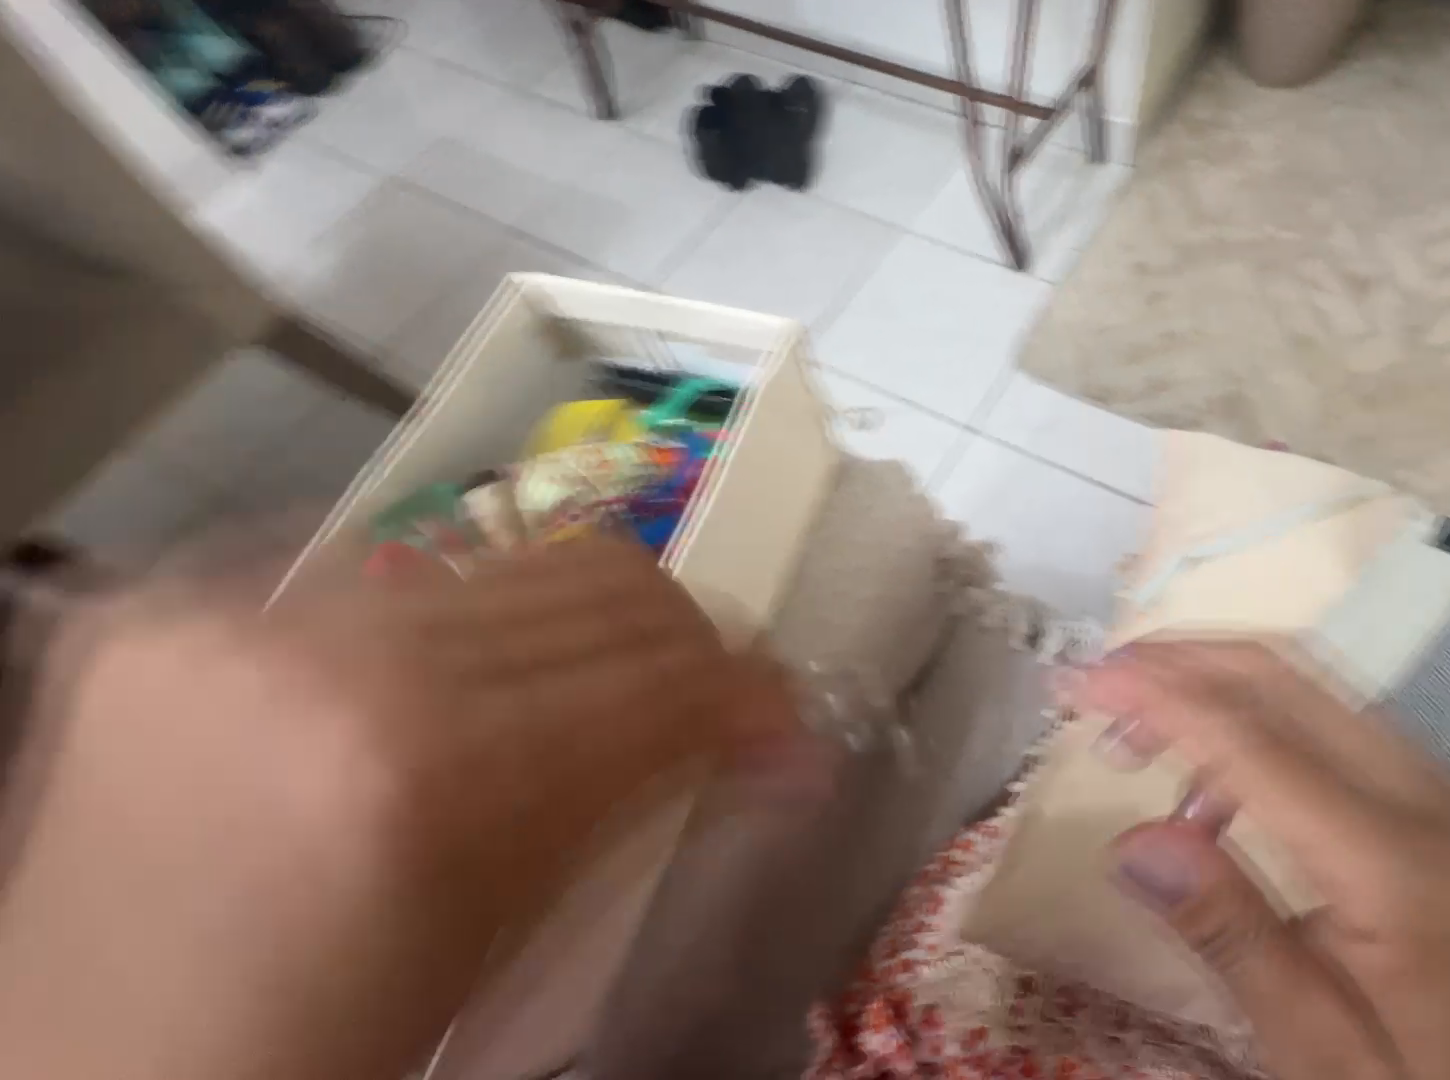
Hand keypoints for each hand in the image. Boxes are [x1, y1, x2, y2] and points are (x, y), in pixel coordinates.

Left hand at [0, 535, 802, 1079]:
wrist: (91, 1063)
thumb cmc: (337, 1026)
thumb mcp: (523, 924)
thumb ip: (655, 795)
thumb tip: (789, 743)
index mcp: (429, 776)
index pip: (659, 682)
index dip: (749, 691)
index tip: (787, 708)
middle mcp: (334, 663)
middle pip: (603, 585)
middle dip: (694, 636)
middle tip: (721, 680)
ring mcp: (243, 615)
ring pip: (520, 555)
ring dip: (599, 617)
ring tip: (617, 665)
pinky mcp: (186, 598)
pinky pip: (413, 568)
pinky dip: (485, 612)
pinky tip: (487, 663)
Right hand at [1064, 642, 1449, 1079]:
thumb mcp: (1327, 1053)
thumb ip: (1234, 938)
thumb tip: (1131, 839)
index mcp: (1389, 859)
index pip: (1246, 736)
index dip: (1151, 695)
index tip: (1074, 681)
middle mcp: (1416, 790)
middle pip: (1276, 672)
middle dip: (1172, 658)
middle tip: (1092, 684)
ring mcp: (1428, 780)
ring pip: (1299, 678)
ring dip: (1206, 677)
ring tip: (1133, 731)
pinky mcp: (1425, 789)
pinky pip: (1321, 714)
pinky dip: (1246, 710)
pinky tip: (1210, 780)